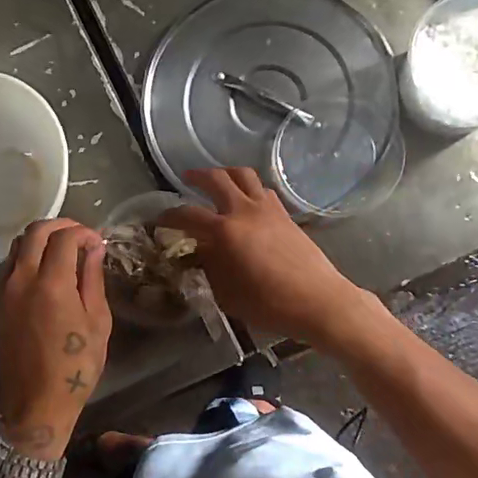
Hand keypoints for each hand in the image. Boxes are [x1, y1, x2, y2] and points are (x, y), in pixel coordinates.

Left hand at [0, 219, 111, 457]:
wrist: (36, 404)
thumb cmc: (75, 367)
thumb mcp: (97, 323)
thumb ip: (93, 279)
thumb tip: (94, 248)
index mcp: (51, 285)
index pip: (64, 238)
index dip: (84, 232)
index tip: (99, 242)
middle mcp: (21, 280)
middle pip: (34, 232)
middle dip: (60, 225)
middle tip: (82, 235)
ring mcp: (4, 291)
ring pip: (17, 245)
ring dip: (41, 238)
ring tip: (65, 249)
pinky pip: (10, 265)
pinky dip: (28, 255)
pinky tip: (48, 269)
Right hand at [158, 167, 381, 348]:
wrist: (318, 301)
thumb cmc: (268, 304)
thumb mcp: (226, 292)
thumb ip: (208, 266)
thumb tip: (199, 251)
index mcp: (224, 231)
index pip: (187, 214)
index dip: (169, 215)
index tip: (159, 219)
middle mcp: (244, 211)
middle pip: (216, 179)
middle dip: (197, 176)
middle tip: (186, 179)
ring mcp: (268, 209)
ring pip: (244, 175)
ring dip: (226, 173)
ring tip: (217, 180)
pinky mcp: (285, 214)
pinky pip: (262, 190)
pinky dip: (249, 188)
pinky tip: (246, 201)